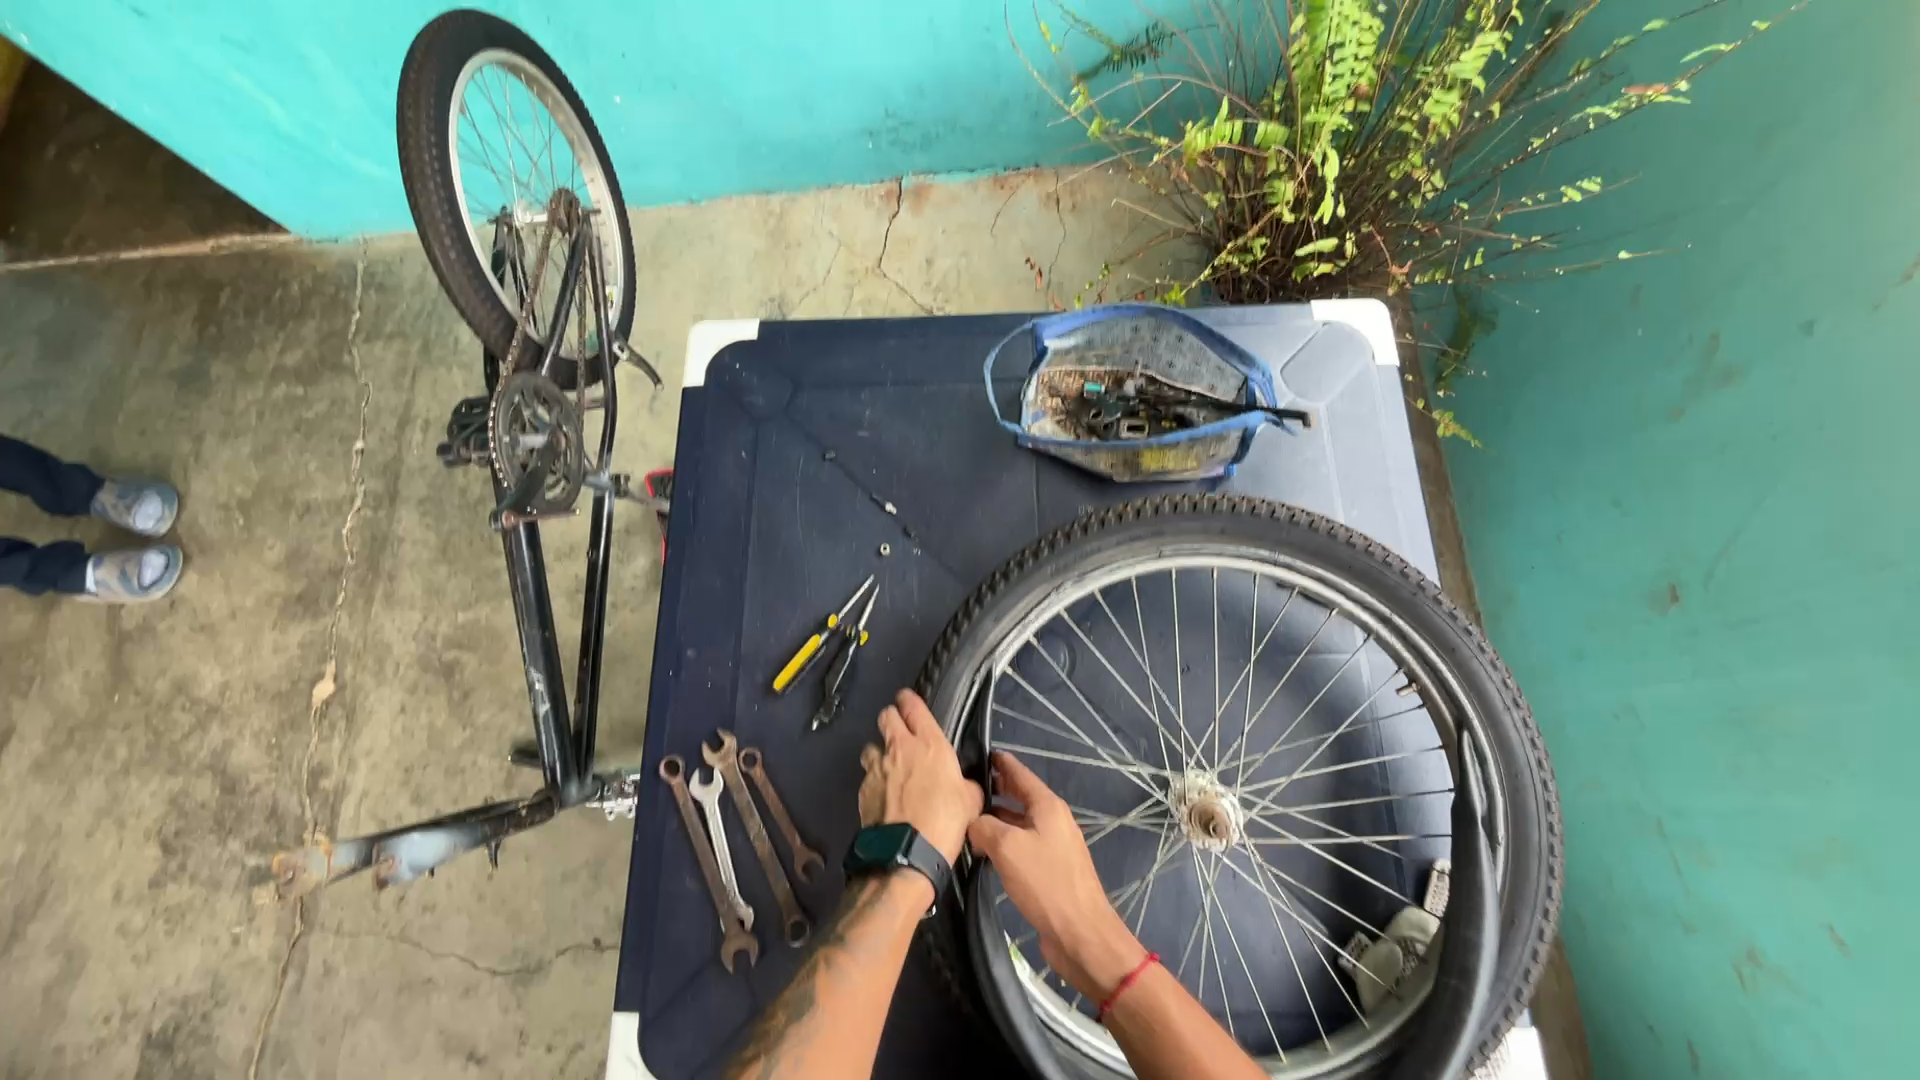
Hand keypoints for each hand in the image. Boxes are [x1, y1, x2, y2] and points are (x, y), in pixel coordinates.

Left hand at [858, 689, 984, 864]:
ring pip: (871, 746)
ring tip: (887, 767)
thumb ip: (965, 784)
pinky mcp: (863, 790)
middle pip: (886, 716)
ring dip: (878, 752)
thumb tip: (963, 784)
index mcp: (929, 744)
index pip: (913, 706)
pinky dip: (873, 781)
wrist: (907, 853)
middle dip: (891, 719)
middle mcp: (899, 748)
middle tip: (899, 731)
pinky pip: (866, 777)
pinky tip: (882, 796)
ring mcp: (877, 768)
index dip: (909, 700)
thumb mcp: (970, 801)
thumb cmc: (945, 821)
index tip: (908, 701)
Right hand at [966, 751, 1147, 1001]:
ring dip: (996, 822)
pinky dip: (1003, 845)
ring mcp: (1053, 847)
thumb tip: (972, 823)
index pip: (1020, 773)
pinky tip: (983, 855)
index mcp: (1048, 807)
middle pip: (1020, 797)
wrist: (1081, 934)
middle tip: (965, 788)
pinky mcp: (1050, 871)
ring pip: (1019, 825)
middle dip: (995, 791)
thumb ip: (984, 827)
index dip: (1000, 763)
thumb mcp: (1007, 847)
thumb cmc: (1046, 883)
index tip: (980, 752)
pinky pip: (1022, 848)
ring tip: (966, 822)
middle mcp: (1053, 821)